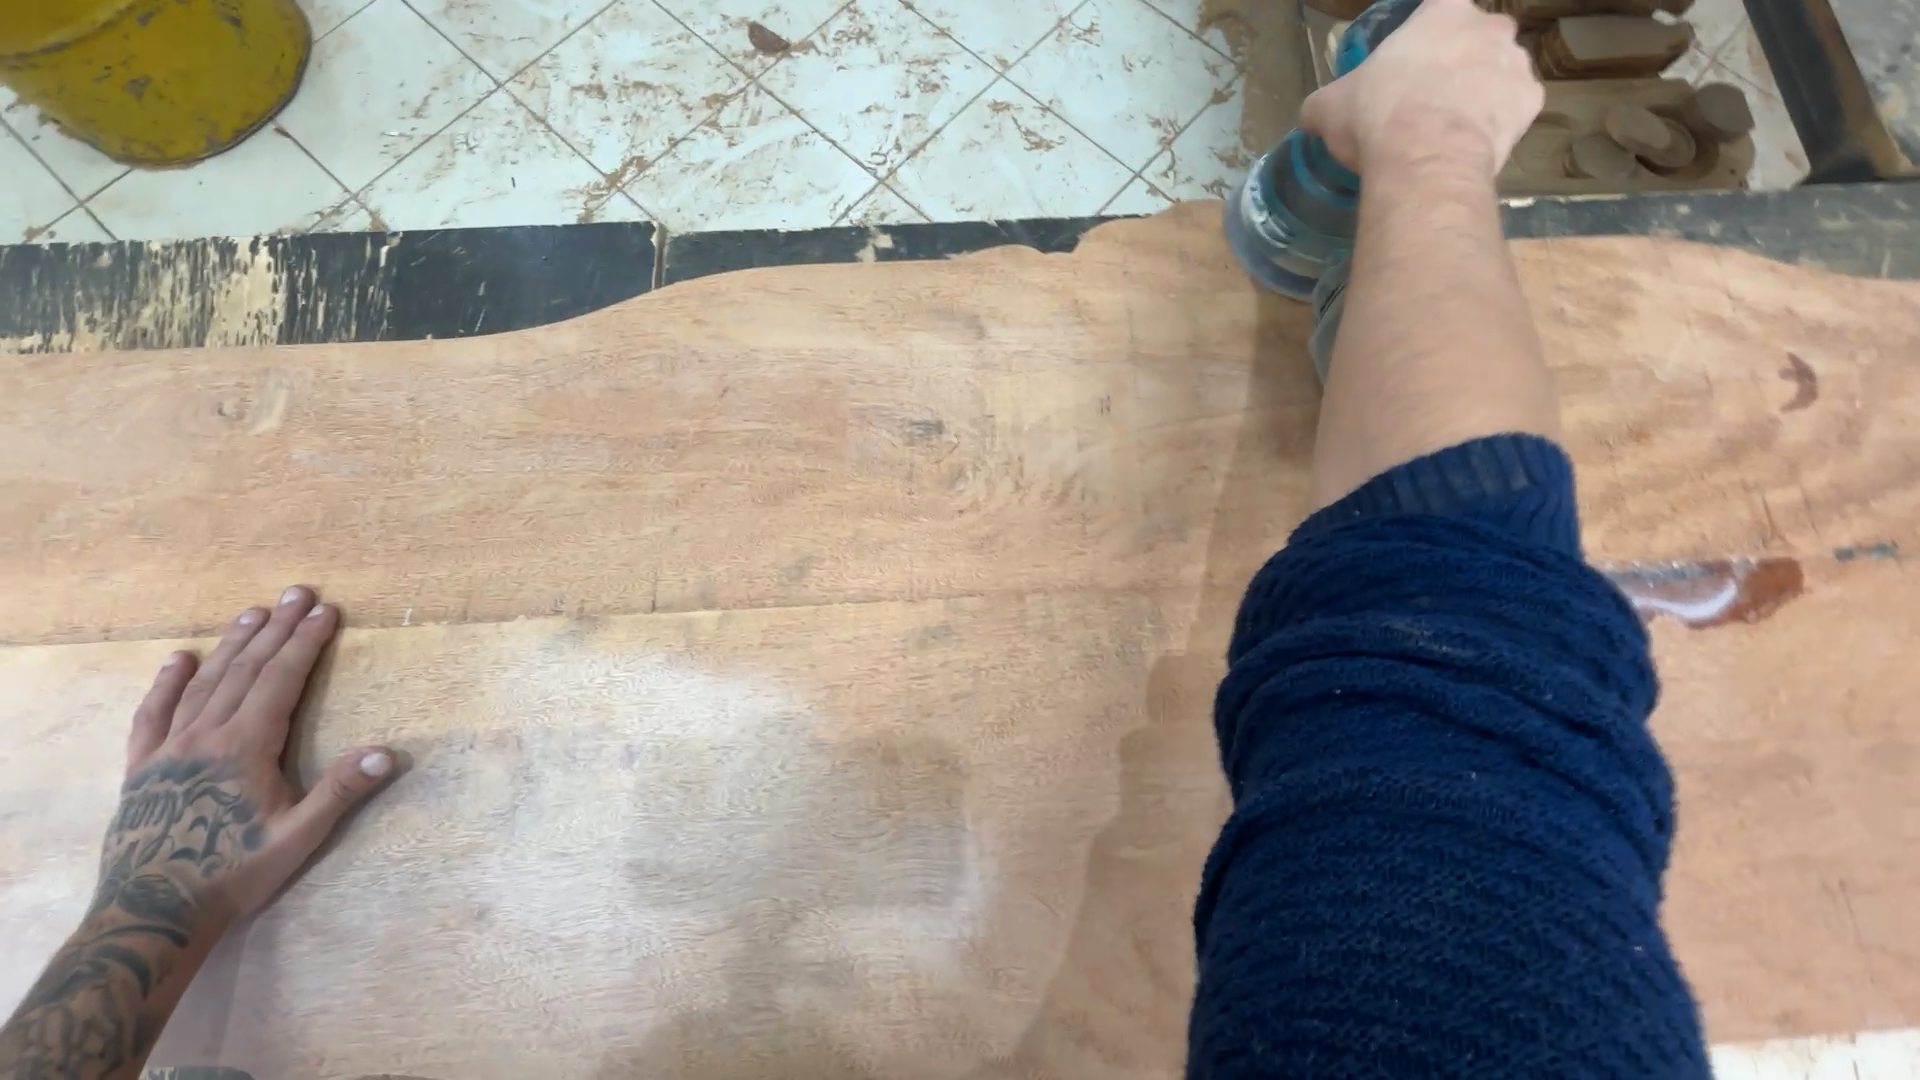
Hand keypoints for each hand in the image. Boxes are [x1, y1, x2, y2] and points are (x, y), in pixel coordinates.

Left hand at [1, 588, 398, 1079]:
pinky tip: (178, 659)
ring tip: (255, 612)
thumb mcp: (301, 835)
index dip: (305, 642)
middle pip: (245, 669)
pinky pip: (154, 714)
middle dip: (276, 628)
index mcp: (245, 746)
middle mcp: (204, 736)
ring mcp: (169, 749)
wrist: (150, 914)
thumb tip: (389, 752)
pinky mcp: (143, 767)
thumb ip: (342, 790)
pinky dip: (167, 683)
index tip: (326, 610)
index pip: (281, 679)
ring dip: (234, 644)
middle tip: (298, 593)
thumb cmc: (235, 871)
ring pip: (205, 683)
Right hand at [1301, 0, 1541, 176]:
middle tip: (1424, 101)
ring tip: (1444, 131)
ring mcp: (1517, 63)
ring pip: (1497, 73)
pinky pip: (1511, 110)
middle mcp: (1491, 26)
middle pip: (1474, 39)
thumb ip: (1324, 104)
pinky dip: (1493, 125)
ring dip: (1477, 94)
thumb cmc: (1377, 116)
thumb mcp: (1329, 108)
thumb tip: (1313, 115)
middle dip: (1454, 64)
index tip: (1408, 61)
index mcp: (1443, 11)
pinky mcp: (1531, 103)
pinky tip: (1467, 146)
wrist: (1425, 160)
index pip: (1438, 6)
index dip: (1423, 34)